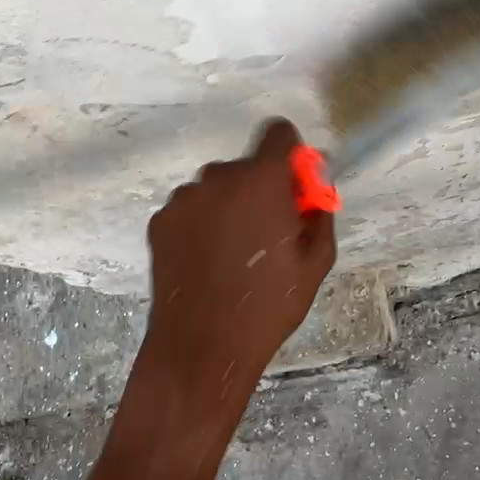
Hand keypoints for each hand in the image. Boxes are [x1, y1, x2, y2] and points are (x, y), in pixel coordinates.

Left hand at [142, 118, 337, 398]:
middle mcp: (219, 176)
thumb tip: (317, 181)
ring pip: (216, 189)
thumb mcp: (315, 262)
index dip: (289, 155)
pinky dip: (200, 225)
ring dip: (227, 208)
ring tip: (231, 256)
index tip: (292, 186)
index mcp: (262, 180)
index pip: (278, 133)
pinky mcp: (160, 219)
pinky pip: (190, 209)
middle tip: (265, 236)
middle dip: (259, 190)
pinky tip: (204, 263)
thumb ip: (319, 210)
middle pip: (246, 167)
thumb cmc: (267, 306)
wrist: (200, 347)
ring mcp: (184, 197)